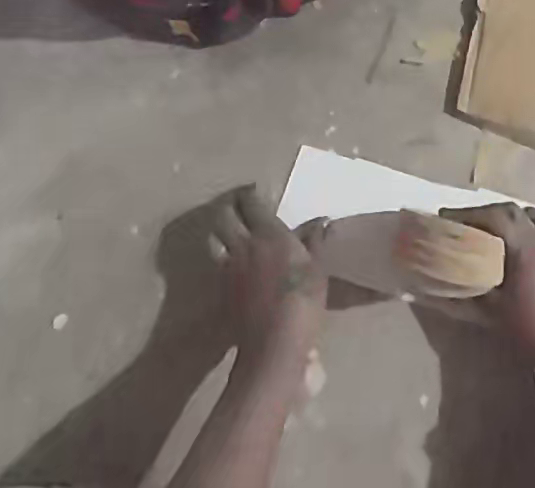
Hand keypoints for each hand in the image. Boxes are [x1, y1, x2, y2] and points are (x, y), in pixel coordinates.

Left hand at [211, 186, 330, 353]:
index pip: (251, 203)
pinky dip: (220, 254)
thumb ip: (314, 242)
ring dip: (220, 230)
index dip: (250, 193)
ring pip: (214, 238)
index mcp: (268, 234)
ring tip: (230, 230)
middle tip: (239, 205)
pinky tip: (232, 260)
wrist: (273, 344)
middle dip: (229, 206)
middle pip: (224, 216)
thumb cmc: (302, 300)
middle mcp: (243, 245)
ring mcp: (228, 268)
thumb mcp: (316, 269)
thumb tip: (321, 221)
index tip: (255, 190)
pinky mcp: (221, 290)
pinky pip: (216, 262)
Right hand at [440, 203, 534, 362]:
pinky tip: (510, 226)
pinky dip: (522, 217)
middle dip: (480, 212)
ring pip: (521, 213)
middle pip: (506, 211)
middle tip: (458, 221)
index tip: (446, 215)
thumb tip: (435, 281)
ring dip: (499, 212)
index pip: (493, 217)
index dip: (468, 213)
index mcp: (522, 248)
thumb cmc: (521, 325)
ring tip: (480, 222)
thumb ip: (462, 292)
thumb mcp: (486, 309)